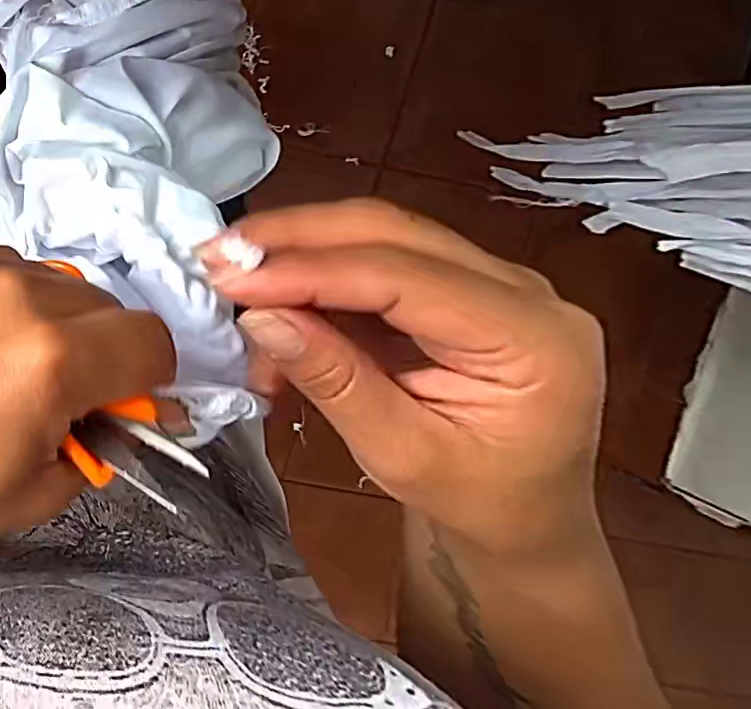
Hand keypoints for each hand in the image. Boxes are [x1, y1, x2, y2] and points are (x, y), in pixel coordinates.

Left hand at [0, 247, 174, 556]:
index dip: (155, 378)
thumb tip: (139, 406)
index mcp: (55, 360)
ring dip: (73, 325)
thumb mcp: (39, 488)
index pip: (154, 341)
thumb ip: (105, 439)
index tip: (128, 402)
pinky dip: (31, 304)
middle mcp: (31, 298)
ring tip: (24, 362)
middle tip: (71, 393)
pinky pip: (29, 273)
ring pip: (76, 287)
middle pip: (118, 310)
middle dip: (111, 354)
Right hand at [203, 199, 605, 556]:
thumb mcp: (403, 457)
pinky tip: (274, 297)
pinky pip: (371, 257)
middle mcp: (517, 286)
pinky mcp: (453, 281)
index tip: (231, 278)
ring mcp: (488, 276)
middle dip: (294, 236)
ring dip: (297, 250)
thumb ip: (335, 381)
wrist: (525, 521)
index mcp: (531, 336)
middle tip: (219, 253)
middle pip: (388, 230)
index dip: (308, 270)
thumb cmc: (479, 505)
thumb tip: (260, 318)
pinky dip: (314, 274)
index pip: (400, 275)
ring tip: (235, 277)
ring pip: (375, 231)